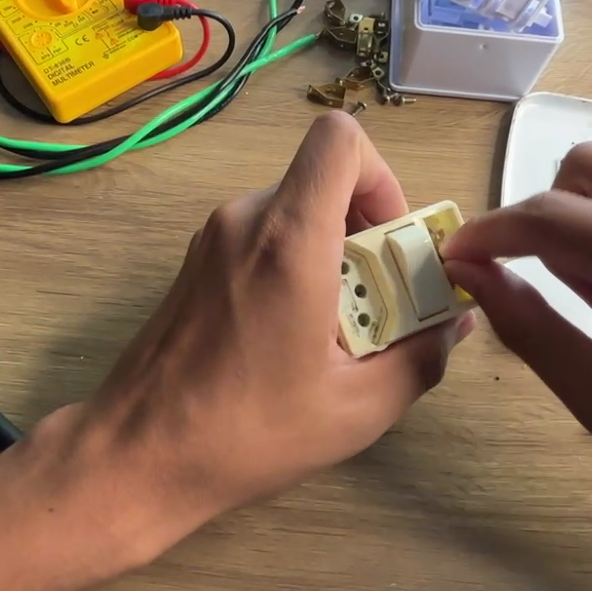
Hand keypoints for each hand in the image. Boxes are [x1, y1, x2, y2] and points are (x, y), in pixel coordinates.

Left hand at [43, 112, 470, 561]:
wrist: (138, 451)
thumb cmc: (249, 431)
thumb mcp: (357, 408)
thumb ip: (420, 355)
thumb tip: (453, 322)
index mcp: (289, 238)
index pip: (339, 138)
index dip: (381, 174)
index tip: (391, 239)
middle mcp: (246, 218)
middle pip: (322, 178)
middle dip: (365, 226)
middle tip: (378, 297)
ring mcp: (213, 235)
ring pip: (293, 208)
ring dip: (330, 248)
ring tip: (337, 323)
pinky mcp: (196, 257)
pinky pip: (262, 232)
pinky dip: (293, 259)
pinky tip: (291, 327)